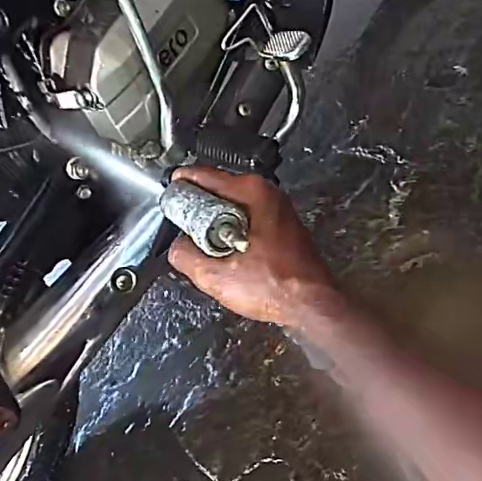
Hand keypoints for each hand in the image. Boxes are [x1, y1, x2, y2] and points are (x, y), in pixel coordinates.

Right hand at [166, 166, 343, 329]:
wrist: (312, 304)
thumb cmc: (278, 287)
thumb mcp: (215, 275)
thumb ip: (185, 257)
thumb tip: (176, 248)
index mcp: (252, 194)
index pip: (204, 176)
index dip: (181, 187)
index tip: (169, 197)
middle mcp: (268, 195)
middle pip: (218, 192)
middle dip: (197, 210)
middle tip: (185, 231)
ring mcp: (277, 210)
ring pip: (232, 209)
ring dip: (215, 225)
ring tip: (207, 249)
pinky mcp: (281, 228)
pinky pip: (246, 222)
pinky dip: (232, 234)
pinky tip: (229, 257)